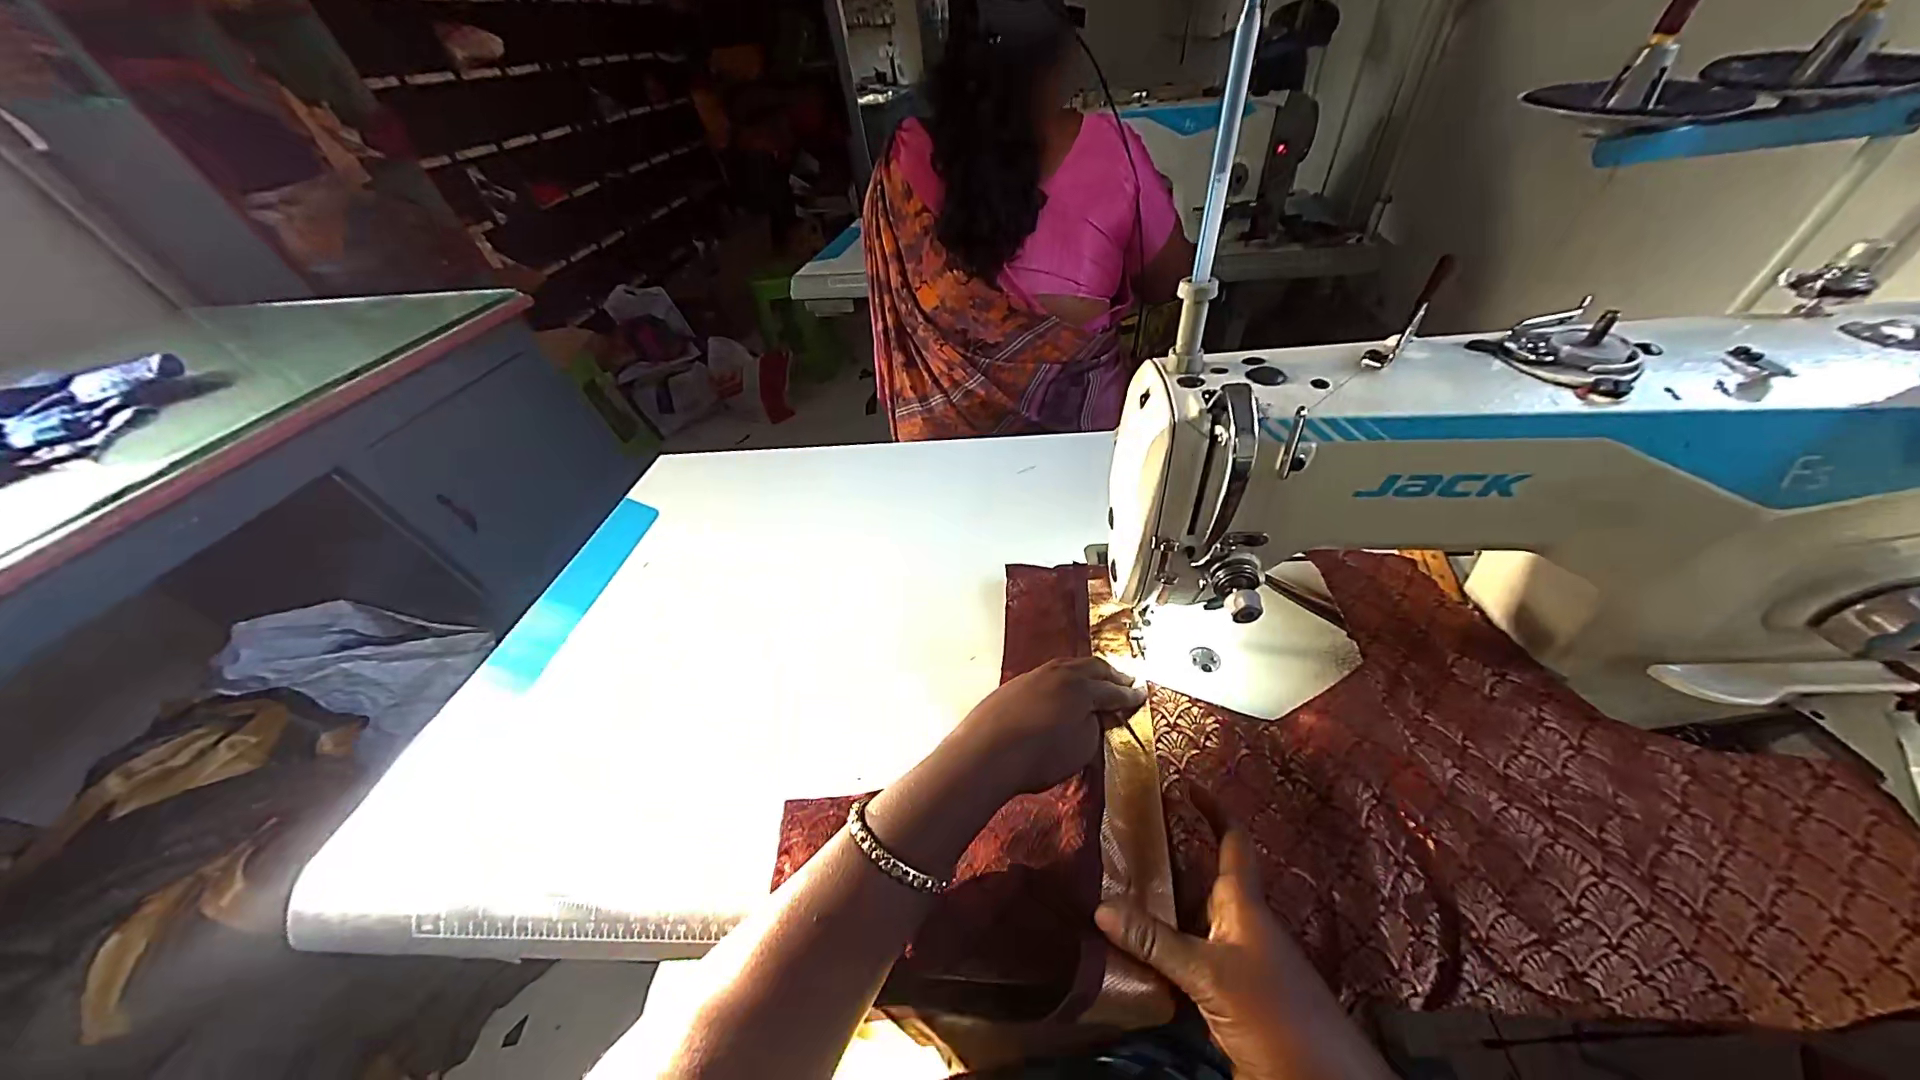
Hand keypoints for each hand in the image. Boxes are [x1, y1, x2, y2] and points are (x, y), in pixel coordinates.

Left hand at [946, 657, 1145, 797]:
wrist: (985, 754)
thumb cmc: (1039, 754)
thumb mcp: (1082, 746)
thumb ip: (1095, 726)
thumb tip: (1094, 715)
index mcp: (1080, 686)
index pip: (1112, 690)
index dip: (1129, 695)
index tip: (1141, 696)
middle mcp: (1057, 673)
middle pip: (1091, 668)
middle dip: (1110, 675)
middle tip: (1124, 681)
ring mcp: (1032, 677)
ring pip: (1066, 667)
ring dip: (1084, 674)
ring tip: (1094, 683)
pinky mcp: (1012, 687)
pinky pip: (1046, 677)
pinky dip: (1061, 681)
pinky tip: (1060, 693)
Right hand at [1095, 798, 1394, 1079]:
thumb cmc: (1276, 1012)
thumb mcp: (1212, 974)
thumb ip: (1157, 943)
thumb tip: (1100, 907)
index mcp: (1242, 902)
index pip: (1230, 841)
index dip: (1211, 809)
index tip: (1184, 785)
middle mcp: (1234, 922)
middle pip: (1197, 877)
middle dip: (1162, 856)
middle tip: (1120, 838)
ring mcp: (1228, 959)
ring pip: (1183, 918)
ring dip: (1152, 905)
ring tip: (1109, 884)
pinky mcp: (1220, 993)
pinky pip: (1179, 956)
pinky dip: (1153, 948)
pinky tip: (1123, 947)